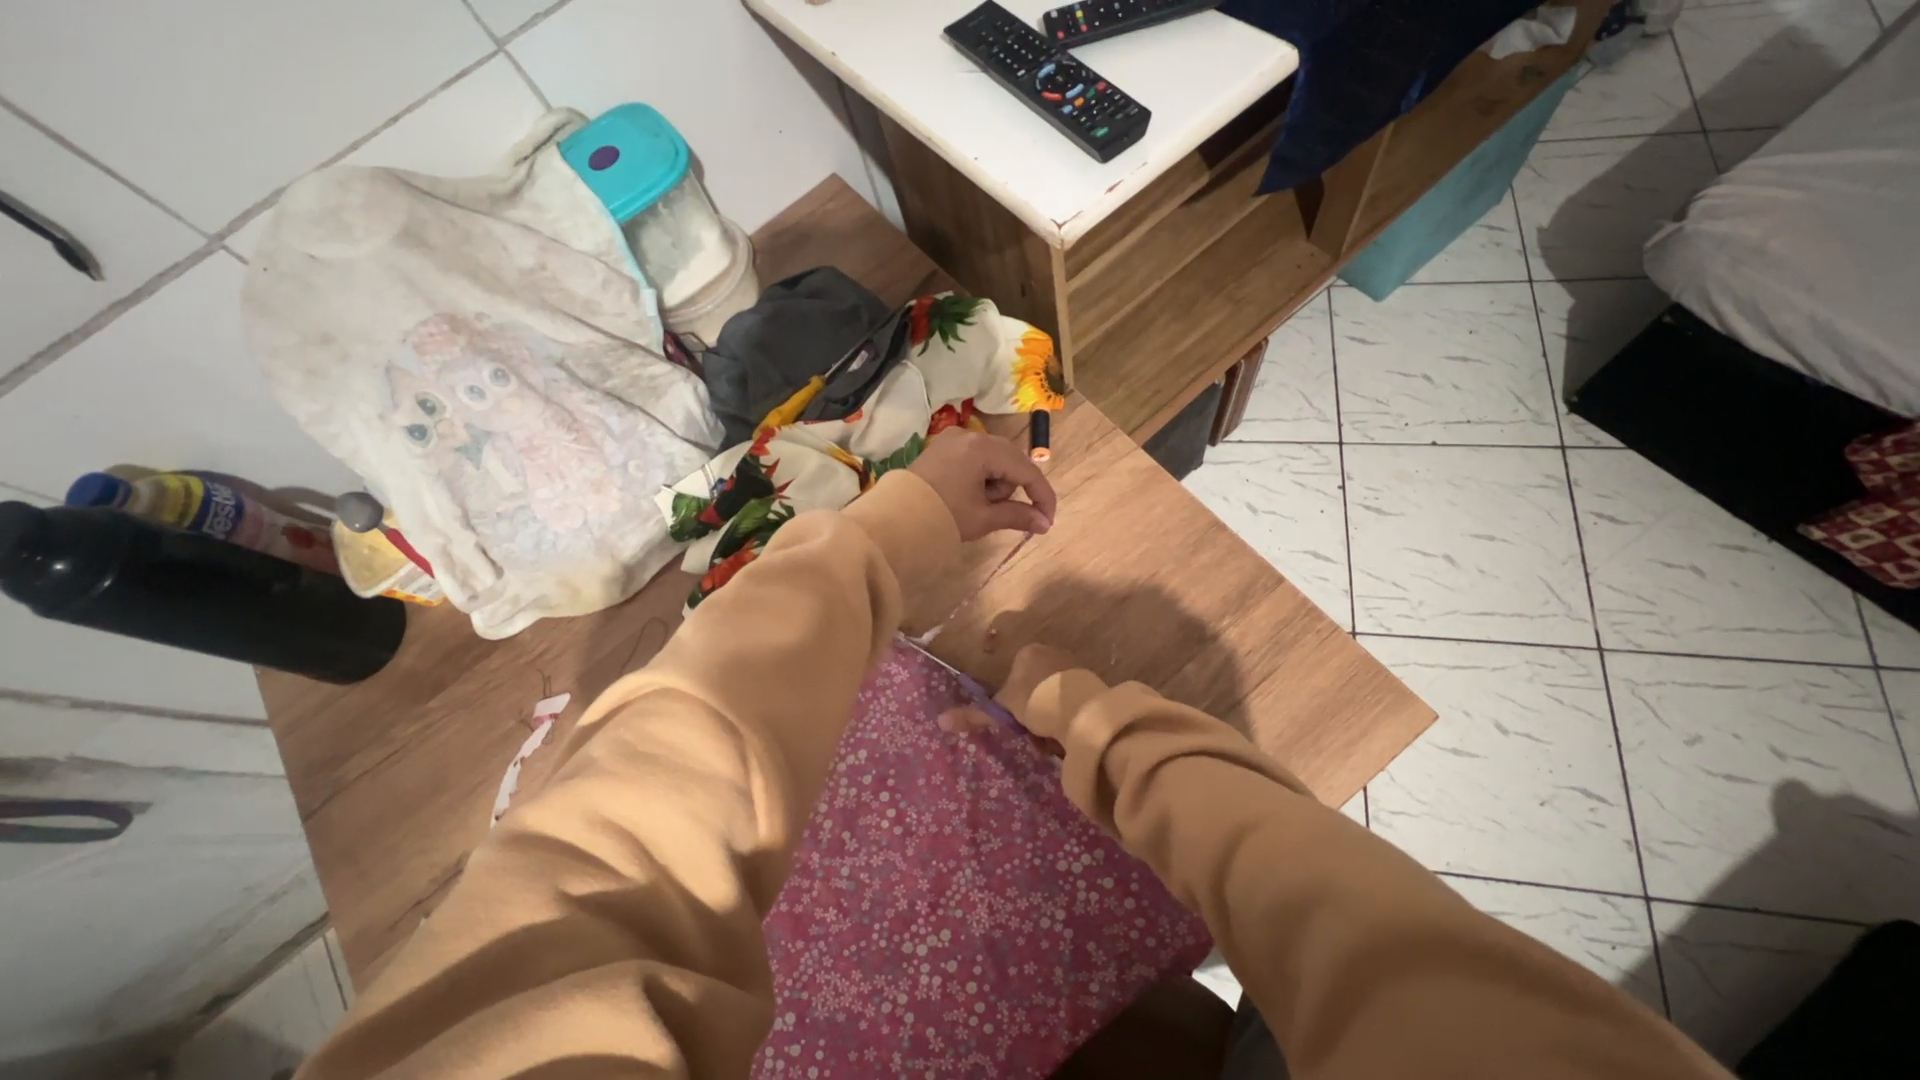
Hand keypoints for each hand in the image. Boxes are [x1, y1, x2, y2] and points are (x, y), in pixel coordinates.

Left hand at [909, 429, 1056, 540]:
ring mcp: (954, 438)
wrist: (895, 519)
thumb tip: (1044, 523)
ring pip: (994, 459)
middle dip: (1013, 488)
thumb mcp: (983, 518)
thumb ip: (1018, 516)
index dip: (1042, 495)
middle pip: (1011, 461)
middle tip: (1005, 514)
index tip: (1048, 519)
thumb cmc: (943, 516)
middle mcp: (970, 436)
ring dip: (995, 483)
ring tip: (977, 505)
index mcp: (983, 449)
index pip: (1026, 470)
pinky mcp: (942, 447)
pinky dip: (981, 476)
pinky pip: (975, 458)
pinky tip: (969, 495)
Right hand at [937, 643, 1077, 743]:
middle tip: (1033, 729)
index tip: (1016, 718)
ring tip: (1050, 735)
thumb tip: (941, 720)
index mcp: (1028, 653)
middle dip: (1032, 707)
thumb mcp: (1002, 709)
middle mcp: (1051, 652)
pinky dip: (1066, 715)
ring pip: (1053, 693)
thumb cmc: (1035, 701)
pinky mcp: (1090, 682)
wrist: (1079, 709)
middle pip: (1034, 683)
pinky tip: (1066, 730)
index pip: (1013, 674)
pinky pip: (1071, 700)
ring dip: (1050, 713)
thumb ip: (975, 715)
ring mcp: (1073, 666)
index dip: (1012, 699)